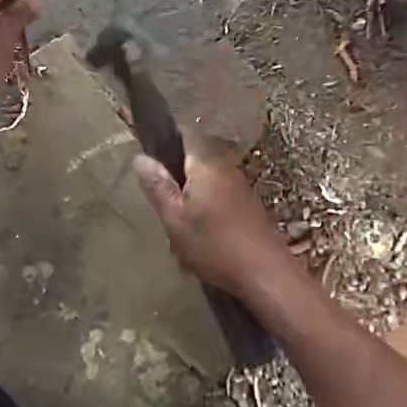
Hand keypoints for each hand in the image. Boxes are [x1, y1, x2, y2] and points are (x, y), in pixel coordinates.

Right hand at [133, 145, 297, 300]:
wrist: (266, 274)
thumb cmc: (214, 245)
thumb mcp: (175, 218)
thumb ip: (157, 186)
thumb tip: (140, 157)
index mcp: (206, 164)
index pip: (186, 132)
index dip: (166, 138)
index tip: (150, 158)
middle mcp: (226, 167)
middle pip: (195, 159)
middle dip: (176, 177)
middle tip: (162, 205)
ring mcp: (240, 187)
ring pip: (206, 181)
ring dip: (190, 198)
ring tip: (178, 228)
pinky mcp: (248, 206)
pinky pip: (219, 197)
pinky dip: (205, 210)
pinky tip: (200, 237)